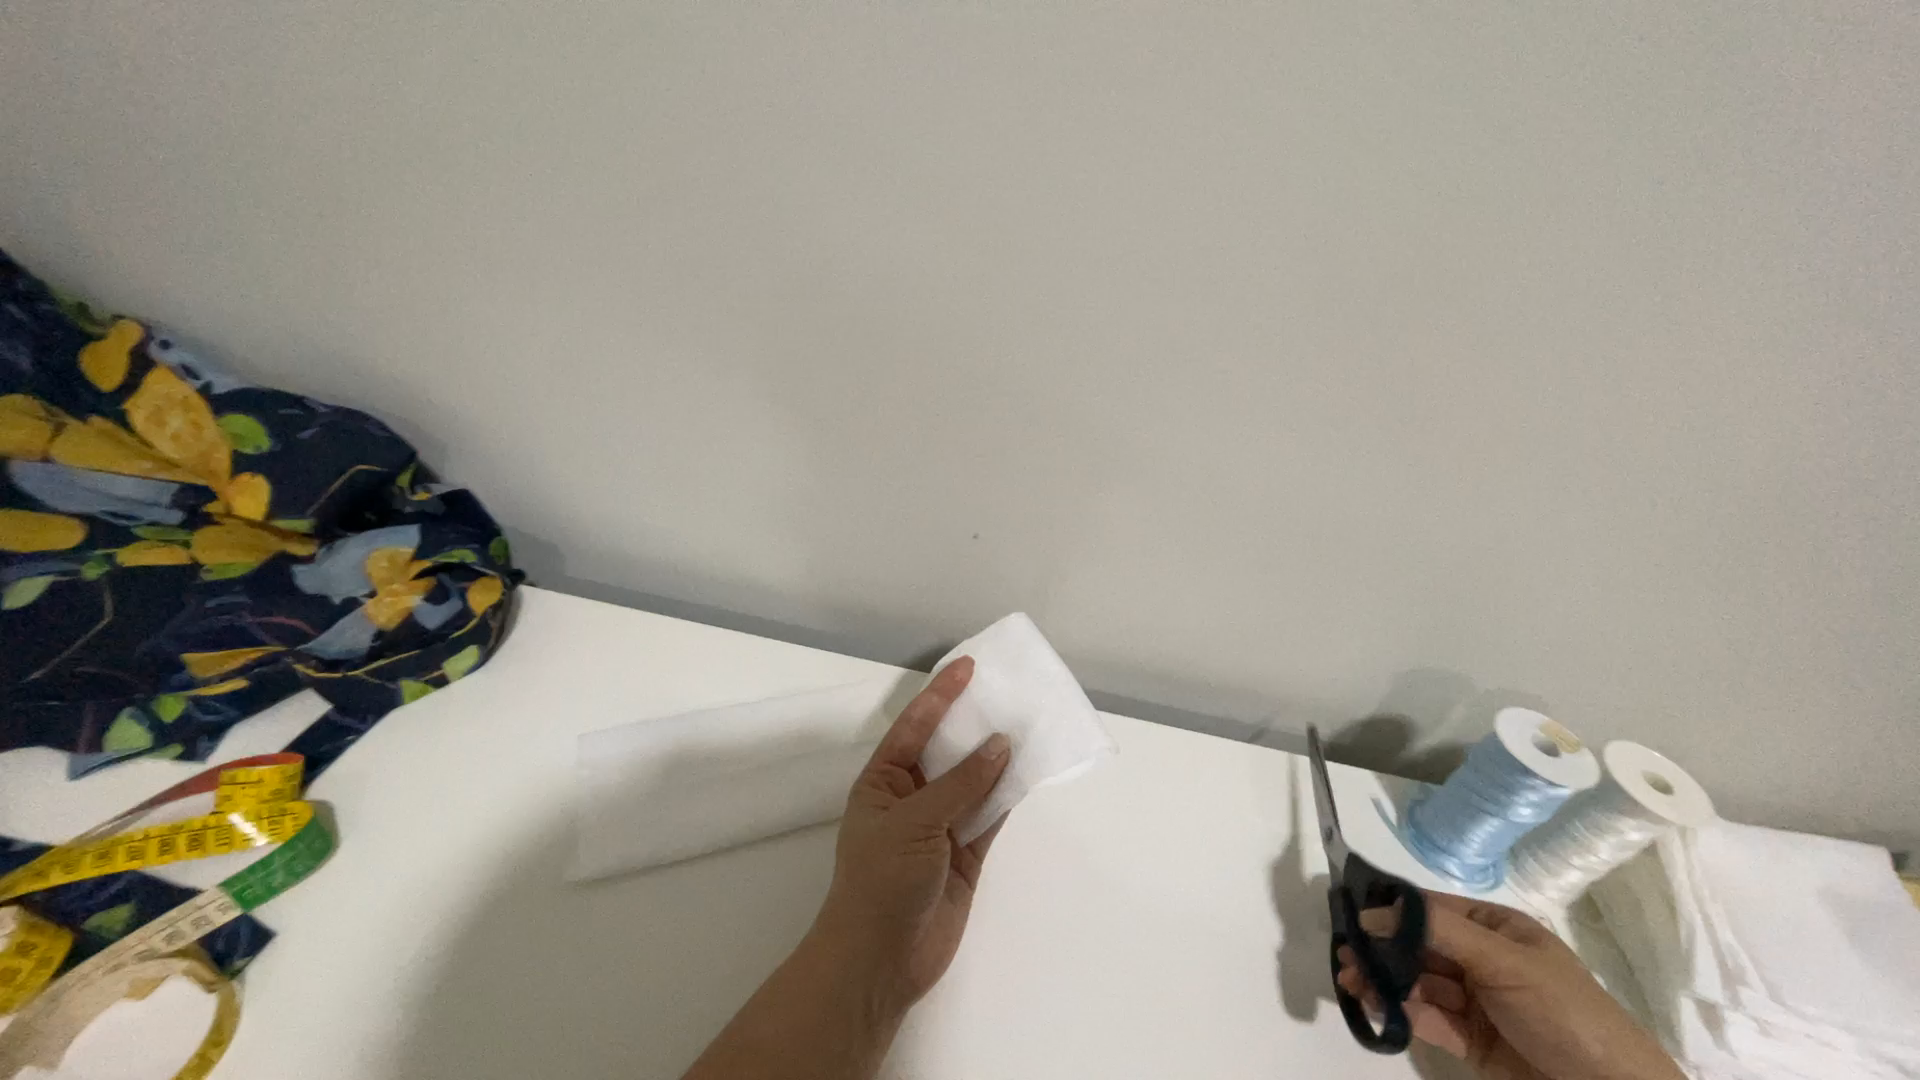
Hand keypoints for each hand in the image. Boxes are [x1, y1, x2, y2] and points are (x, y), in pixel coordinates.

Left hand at [810, 656, 1011, 1012]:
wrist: (882, 960)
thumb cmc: (882, 880)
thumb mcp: (914, 822)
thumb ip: (961, 784)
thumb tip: (1000, 745)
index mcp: (884, 781)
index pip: (914, 727)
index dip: (940, 695)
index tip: (968, 667)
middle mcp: (913, 796)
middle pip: (947, 750)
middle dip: (973, 722)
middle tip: (1006, 691)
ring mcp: (941, 825)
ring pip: (974, 780)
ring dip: (997, 757)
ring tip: (1028, 722)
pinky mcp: (965, 853)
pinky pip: (990, 814)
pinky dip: (1009, 794)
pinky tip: (1030, 770)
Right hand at [1337, 891, 1683, 1079]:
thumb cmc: (1564, 1014)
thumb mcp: (1504, 960)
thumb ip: (1437, 932)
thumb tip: (1371, 913)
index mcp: (1497, 929)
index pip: (1432, 910)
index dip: (1392, 912)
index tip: (1353, 920)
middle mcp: (1483, 959)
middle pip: (1419, 947)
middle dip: (1381, 950)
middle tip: (1346, 958)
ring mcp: (1477, 1001)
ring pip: (1417, 982)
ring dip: (1383, 981)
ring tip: (1350, 984)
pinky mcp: (1472, 1040)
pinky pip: (1427, 1017)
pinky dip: (1399, 1011)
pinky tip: (1375, 1007)